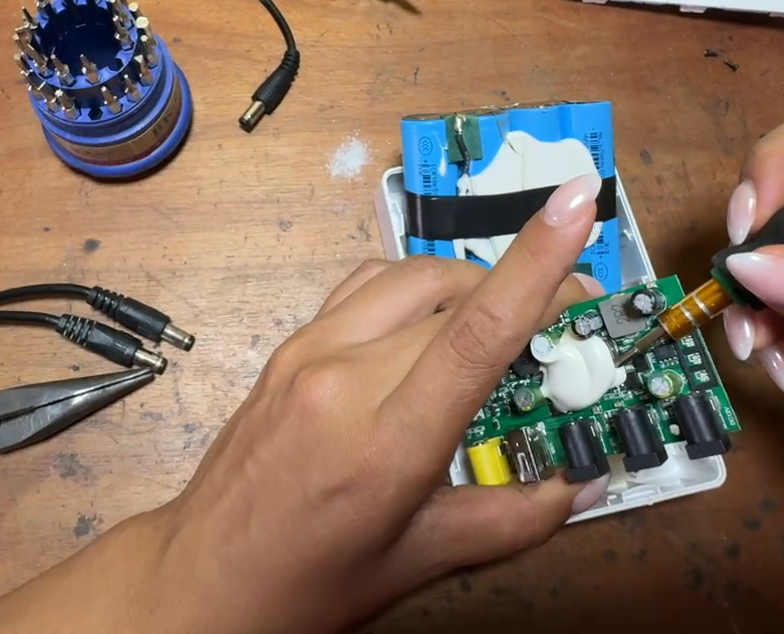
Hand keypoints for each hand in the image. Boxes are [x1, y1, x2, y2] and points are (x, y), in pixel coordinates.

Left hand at [128, 176, 609, 633]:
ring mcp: (309, 349)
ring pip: (410, 276)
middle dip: (521, 287)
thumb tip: (581, 481)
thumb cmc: (311, 581)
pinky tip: (426, 317)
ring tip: (500, 314)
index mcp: (385, 443)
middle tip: (565, 313)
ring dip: (466, 281)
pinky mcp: (290, 341)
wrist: (202, 576)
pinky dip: (411, 286)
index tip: (575, 202)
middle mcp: (344, 376)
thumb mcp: (419, 560)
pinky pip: (365, 284)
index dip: (535, 263)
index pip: (477, 333)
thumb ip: (513, 518)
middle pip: (454, 298)